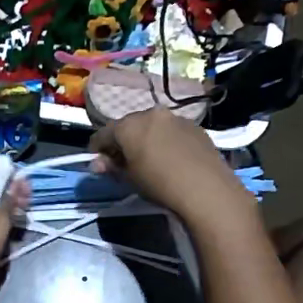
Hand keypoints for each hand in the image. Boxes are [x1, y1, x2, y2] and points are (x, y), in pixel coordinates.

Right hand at [90, 110, 255, 223]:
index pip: (104, 133)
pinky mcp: (196, 127)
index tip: (96, 159)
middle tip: (123, 161)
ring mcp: (176, 118)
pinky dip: (167, 141)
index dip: (97, 147)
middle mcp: (152, 113)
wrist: (206, 188)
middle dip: (123, 141)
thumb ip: (112, 167)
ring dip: (147, 139)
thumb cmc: (159, 184)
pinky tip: (171, 159)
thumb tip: (97, 163)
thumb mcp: (130, 179)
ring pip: (153, 126)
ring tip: (149, 159)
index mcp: (129, 124)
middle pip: (130, 125)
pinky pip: (173, 131)